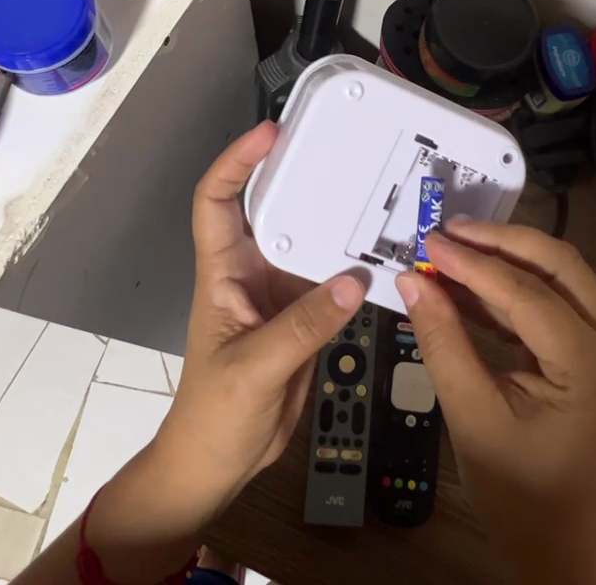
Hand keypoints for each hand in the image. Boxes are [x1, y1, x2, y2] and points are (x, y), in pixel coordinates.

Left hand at [161, 121, 366, 491]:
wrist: (219, 462)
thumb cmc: (214, 413)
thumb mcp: (255, 367)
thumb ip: (304, 326)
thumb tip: (354, 281)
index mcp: (222, 271)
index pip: (216, 201)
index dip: (235, 162)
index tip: (270, 133)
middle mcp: (250, 270)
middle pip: (268, 208)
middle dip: (293, 173)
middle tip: (334, 145)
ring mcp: (279, 291)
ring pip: (305, 240)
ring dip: (330, 216)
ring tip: (368, 187)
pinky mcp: (303, 314)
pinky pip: (330, 279)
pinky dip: (353, 262)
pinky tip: (381, 251)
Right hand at [396, 222, 595, 583]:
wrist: (559, 536)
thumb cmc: (515, 487)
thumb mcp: (471, 414)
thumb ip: (442, 340)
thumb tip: (412, 279)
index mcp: (593, 368)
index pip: (528, 295)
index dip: (474, 265)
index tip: (429, 243)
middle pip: (559, 265)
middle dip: (501, 242)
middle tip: (448, 230)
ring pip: (562, 274)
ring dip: (507, 258)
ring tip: (453, 248)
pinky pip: (557, 299)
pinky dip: (514, 287)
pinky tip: (471, 283)